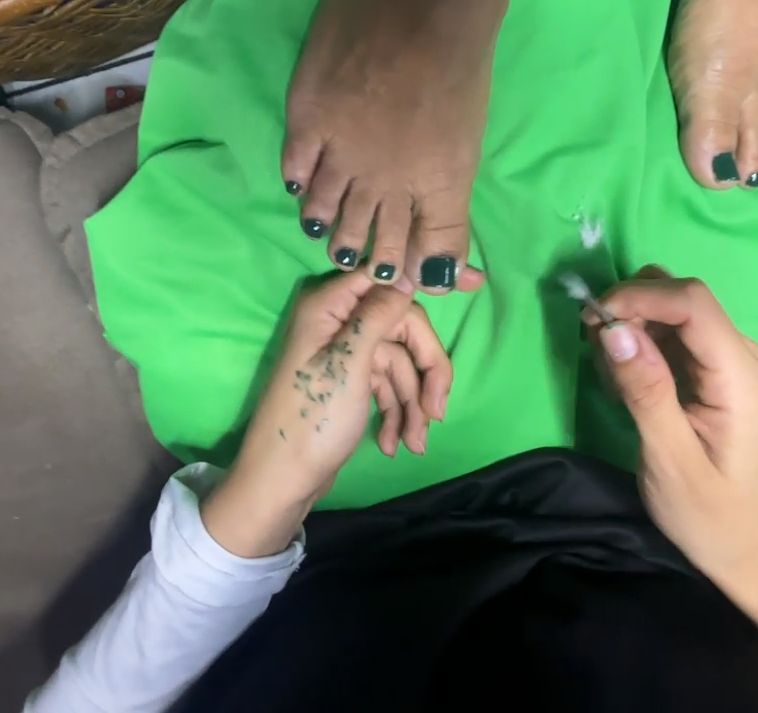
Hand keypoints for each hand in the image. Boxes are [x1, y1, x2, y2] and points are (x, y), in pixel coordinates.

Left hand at [202, 272, 450, 556]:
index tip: (477, 284)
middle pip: (404, 328)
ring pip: (401, 363)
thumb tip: (408, 272)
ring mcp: (345, 353)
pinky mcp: (351, 381)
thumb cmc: (310, 420)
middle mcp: (338, 321)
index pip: (391, 282)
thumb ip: (378, 315)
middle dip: (425, 371)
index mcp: (330, 306)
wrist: (280, 483)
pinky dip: (396, 413)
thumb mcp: (348, 364)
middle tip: (437, 412)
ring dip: (413, 403)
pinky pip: (388, 386)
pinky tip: (393, 445)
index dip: (428, 285)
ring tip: (415, 444)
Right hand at [586, 266, 757, 573]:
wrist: (740, 545)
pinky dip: (635, 339)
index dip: (638, 296)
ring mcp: (725, 356)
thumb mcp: (669, 460)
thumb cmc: (707, 512)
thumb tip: (614, 329)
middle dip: (629, 308)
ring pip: (668, 305)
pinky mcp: (707, 364)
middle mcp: (740, 354)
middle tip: (594, 351)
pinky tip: (624, 381)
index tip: (593, 321)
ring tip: (611, 377)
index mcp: (740, 377)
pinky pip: (666, 327)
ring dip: (628, 324)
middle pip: (679, 295)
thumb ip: (646, 391)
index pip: (692, 302)